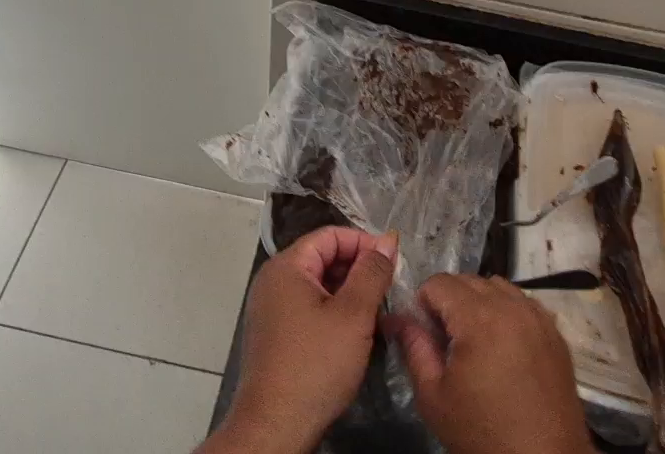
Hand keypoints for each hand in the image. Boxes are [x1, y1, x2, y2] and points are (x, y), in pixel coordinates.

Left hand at [206, 226, 398, 453]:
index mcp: (286, 267)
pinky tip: (356, 333)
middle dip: (358, 269)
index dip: (364, 243)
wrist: (274, 428)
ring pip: (319, 286)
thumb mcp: (353, 315)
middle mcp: (273, 281)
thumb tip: (388, 240)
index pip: (330, 236)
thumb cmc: (315, 365)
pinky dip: (334, 312)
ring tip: (378, 312)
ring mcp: (271, 309)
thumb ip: (372, 273)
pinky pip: (309, 308)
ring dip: (349, 293)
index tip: (393, 262)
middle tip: (388, 289)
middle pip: (323, 258)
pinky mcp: (276, 335)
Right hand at [387, 274, 594, 453]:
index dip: (423, 303)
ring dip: (479, 301)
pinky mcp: (555, 332)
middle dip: (449, 300)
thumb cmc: (482, 432)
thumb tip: (395, 318)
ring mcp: (537, 316)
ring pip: (497, 286)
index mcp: (479, 317)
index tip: (423, 332)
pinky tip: (503, 344)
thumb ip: (414, 348)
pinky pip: (523, 302)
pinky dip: (507, 310)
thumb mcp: (435, 396)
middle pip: (468, 280)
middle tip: (445, 339)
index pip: (439, 283)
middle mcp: (511, 305)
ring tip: (474, 340)